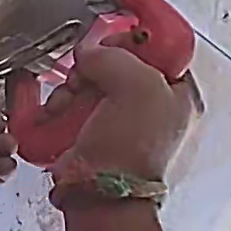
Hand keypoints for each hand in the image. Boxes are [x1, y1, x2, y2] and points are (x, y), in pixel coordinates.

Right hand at [44, 41, 191, 205]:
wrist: (96, 191)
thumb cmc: (128, 150)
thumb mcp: (137, 88)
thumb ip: (116, 57)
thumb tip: (90, 53)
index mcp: (176, 91)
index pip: (157, 47)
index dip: (131, 39)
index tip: (110, 42)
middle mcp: (149, 104)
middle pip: (117, 64)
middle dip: (92, 68)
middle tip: (82, 77)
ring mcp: (117, 119)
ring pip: (90, 84)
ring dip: (71, 88)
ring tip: (64, 102)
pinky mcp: (89, 132)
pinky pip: (72, 105)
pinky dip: (59, 105)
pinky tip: (54, 112)